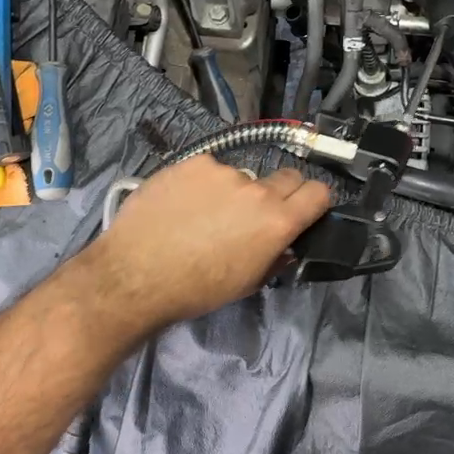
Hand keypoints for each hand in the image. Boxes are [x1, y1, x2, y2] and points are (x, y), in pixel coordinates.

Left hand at [73, 156, 331, 332]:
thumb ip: (274, 258)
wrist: (135, 276)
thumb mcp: (246, 284)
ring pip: (242, 177)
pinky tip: (182, 204)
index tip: (304, 210)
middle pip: (287, 177)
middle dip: (280, 193)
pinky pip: (209, 170)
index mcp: (277, 222)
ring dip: (234, 192)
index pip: (318, 193)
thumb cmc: (195, 290)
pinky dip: (202, 184)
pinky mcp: (192, 162)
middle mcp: (256, 190)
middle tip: (255, 214)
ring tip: (203, 215)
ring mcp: (222, 172)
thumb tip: (283, 246)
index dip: (314, 201)